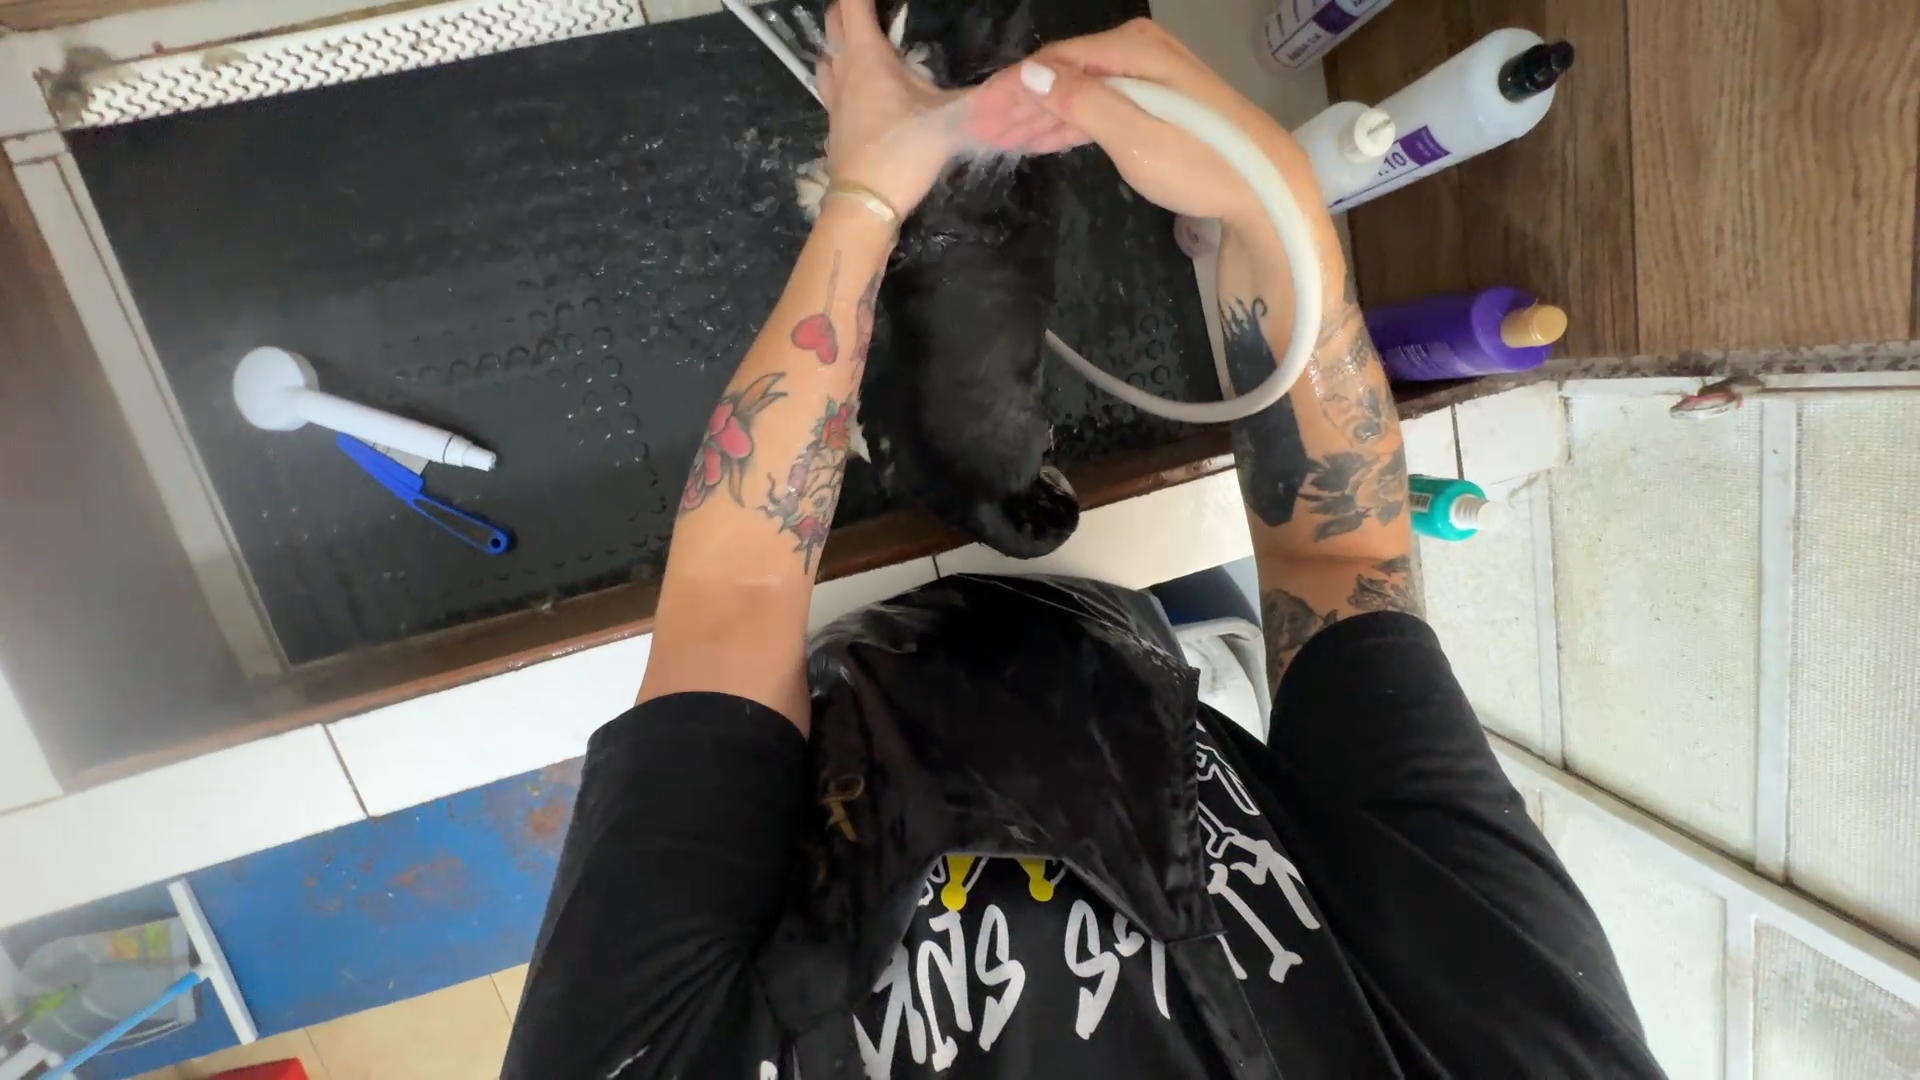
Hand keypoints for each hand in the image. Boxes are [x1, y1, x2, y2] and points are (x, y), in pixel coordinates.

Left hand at [815, 0, 968, 215]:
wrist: (865, 207)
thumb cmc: (902, 157)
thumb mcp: (947, 123)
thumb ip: (977, 102)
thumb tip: (1009, 91)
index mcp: (867, 57)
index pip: (852, 0)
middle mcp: (843, 71)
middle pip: (834, 20)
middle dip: (852, 8)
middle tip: (880, 15)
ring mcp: (833, 100)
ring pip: (827, 55)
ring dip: (841, 43)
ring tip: (866, 47)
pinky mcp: (834, 126)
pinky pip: (831, 88)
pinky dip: (842, 77)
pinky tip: (862, 91)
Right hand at [969, 19, 1323, 233]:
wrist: (1259, 187)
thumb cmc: (1197, 162)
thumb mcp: (1133, 134)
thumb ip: (1082, 101)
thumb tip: (1031, 74)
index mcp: (1128, 51)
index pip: (1052, 63)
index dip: (1011, 90)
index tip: (976, 117)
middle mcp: (1134, 55)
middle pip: (1061, 76)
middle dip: (1018, 105)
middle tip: (979, 134)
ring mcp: (1144, 81)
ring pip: (1076, 95)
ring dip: (1038, 119)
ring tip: (1000, 142)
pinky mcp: (1152, 107)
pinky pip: (1096, 111)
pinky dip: (1066, 128)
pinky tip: (1042, 142)